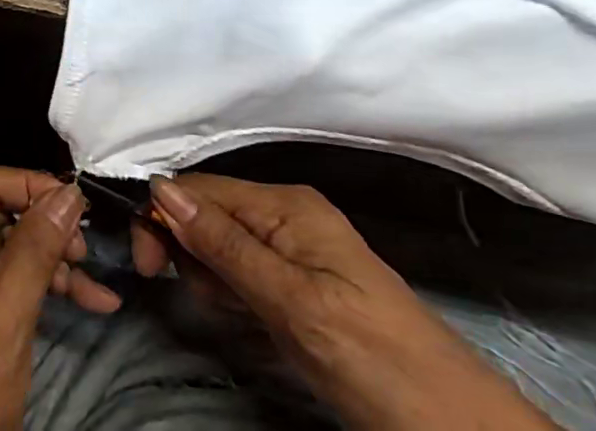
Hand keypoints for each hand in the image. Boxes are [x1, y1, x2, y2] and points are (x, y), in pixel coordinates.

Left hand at [0, 168, 120, 430]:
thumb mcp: (6, 315)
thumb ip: (36, 249)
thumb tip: (70, 193)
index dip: (32, 187)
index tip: (76, 204)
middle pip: (4, 209)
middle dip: (49, 227)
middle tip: (85, 246)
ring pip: (18, 238)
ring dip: (58, 256)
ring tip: (91, 279)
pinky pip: (19, 267)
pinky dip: (54, 280)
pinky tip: (95, 298)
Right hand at [133, 174, 556, 430]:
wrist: (451, 424)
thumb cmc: (370, 356)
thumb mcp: (289, 300)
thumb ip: (223, 244)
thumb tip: (161, 188)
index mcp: (286, 204)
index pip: (200, 189)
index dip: (163, 218)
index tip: (145, 267)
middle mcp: (286, 214)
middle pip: (207, 214)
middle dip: (191, 254)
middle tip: (214, 302)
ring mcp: (292, 248)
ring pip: (219, 247)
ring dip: (213, 280)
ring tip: (242, 317)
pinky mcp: (296, 280)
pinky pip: (242, 273)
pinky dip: (233, 295)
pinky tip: (251, 320)